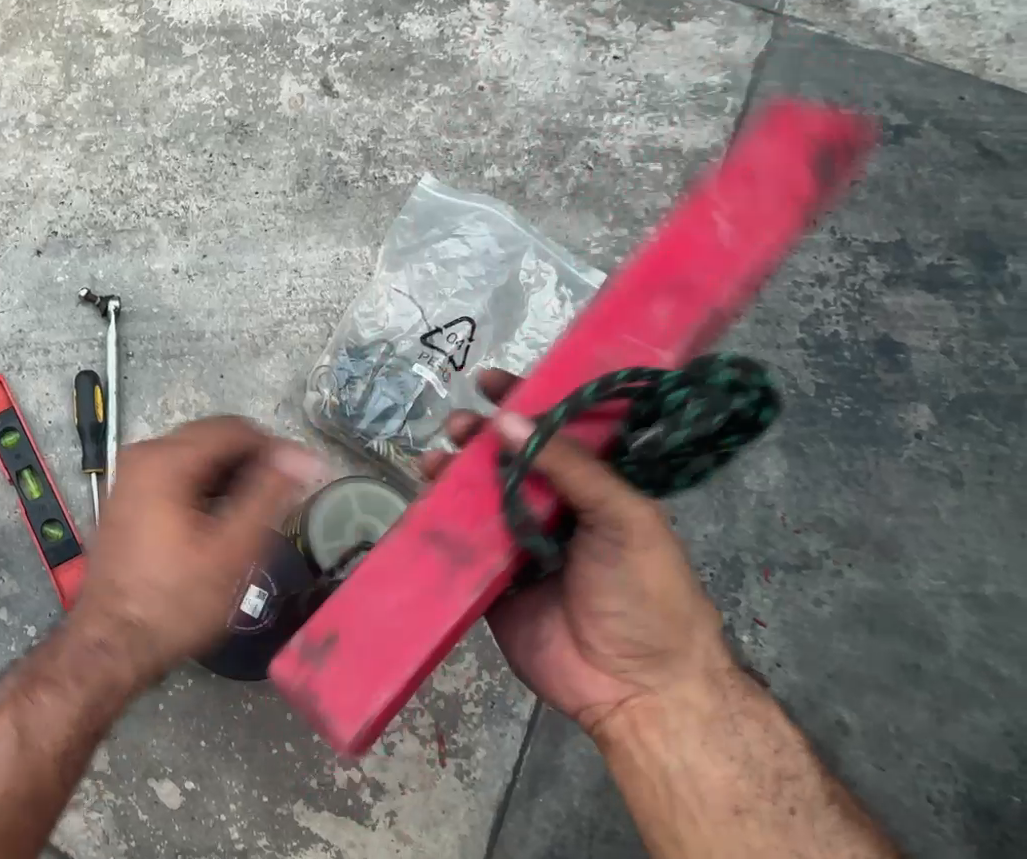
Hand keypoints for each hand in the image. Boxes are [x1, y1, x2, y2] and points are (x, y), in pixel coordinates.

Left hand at [68, 417, 323, 689]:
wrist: (112, 641)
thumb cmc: (174, 601)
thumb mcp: (232, 550)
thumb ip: (268, 495)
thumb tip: (300, 457)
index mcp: (165, 460)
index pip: (234, 428)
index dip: (274, 447)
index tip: (302, 476)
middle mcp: (142, 456)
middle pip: (211, 439)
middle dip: (251, 462)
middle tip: (284, 499)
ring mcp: (130, 476)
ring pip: (195, 458)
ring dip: (229, 477)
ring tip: (257, 515)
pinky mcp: (128, 498)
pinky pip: (175, 477)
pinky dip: (204, 489)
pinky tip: (222, 523)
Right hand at [418, 371, 738, 734]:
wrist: (635, 685)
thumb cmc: (646, 594)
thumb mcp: (625, 519)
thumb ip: (569, 467)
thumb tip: (507, 419)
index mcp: (592, 493)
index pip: (553, 436)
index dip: (523, 404)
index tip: (490, 381)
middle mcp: (549, 512)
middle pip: (504, 462)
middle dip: (478, 437)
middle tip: (458, 425)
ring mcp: (514, 545)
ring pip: (473, 497)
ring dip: (450, 473)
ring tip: (433, 462)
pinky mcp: (486, 579)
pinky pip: (455, 542)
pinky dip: (434, 519)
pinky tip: (420, 499)